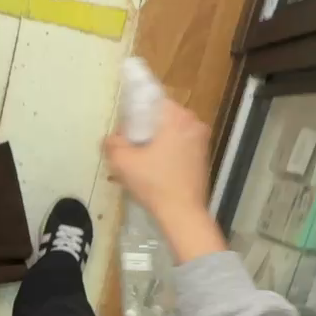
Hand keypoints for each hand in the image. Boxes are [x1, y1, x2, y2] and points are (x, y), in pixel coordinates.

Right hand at [104, 99, 225, 262]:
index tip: (125, 133)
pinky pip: (180, 147)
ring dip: (155, 144)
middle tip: (129, 151)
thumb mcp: (123, 162)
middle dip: (144, 131)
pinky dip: (167, 155)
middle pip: (161, 119)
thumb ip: (112, 143)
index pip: (151, 102)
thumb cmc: (154, 183)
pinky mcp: (204, 157)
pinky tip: (155, 173)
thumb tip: (111, 138)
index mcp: (176, 117)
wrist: (183, 213)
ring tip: (140, 164)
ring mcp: (202, 141)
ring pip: (171, 134)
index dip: (134, 116)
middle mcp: (194, 122)